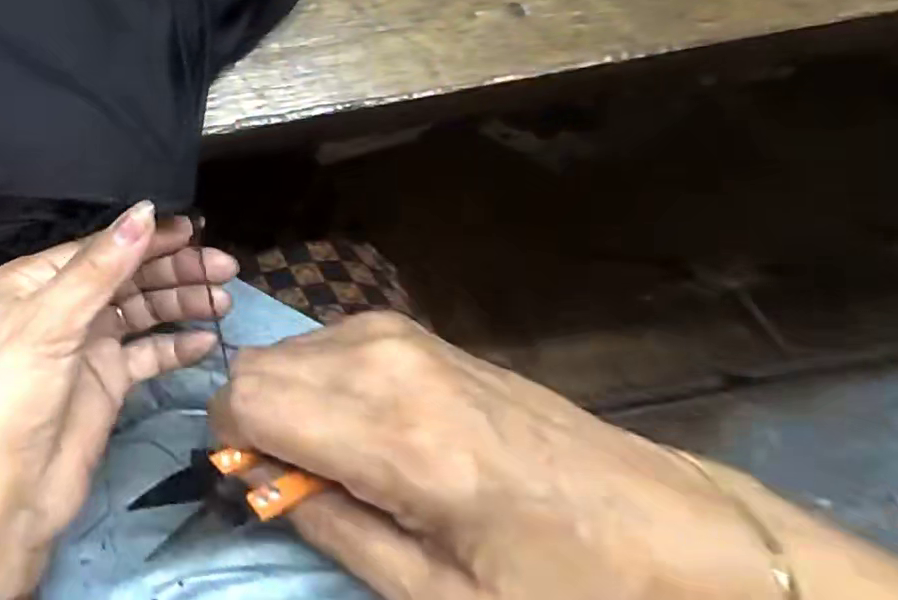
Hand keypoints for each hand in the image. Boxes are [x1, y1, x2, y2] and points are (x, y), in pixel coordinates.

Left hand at [0, 201, 238, 596]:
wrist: (6, 494)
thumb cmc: (17, 392)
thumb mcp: (53, 321)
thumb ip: (101, 265)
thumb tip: (144, 210)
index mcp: (37, 280)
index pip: (103, 247)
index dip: (147, 238)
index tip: (193, 231)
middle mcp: (64, 304)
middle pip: (128, 276)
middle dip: (174, 269)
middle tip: (223, 268)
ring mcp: (88, 343)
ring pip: (143, 311)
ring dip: (181, 303)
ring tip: (221, 302)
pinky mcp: (107, 381)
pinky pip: (148, 353)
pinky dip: (175, 346)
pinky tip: (203, 342)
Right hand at [207, 312, 795, 599]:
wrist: (668, 527)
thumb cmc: (561, 588)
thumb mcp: (437, 597)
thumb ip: (329, 525)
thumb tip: (255, 479)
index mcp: (394, 434)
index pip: (248, 400)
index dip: (229, 446)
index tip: (259, 489)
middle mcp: (382, 359)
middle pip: (255, 368)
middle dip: (253, 424)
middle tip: (300, 482)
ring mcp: (395, 331)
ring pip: (282, 352)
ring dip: (284, 403)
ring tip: (340, 460)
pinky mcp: (407, 325)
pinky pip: (320, 344)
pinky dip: (314, 383)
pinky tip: (364, 427)